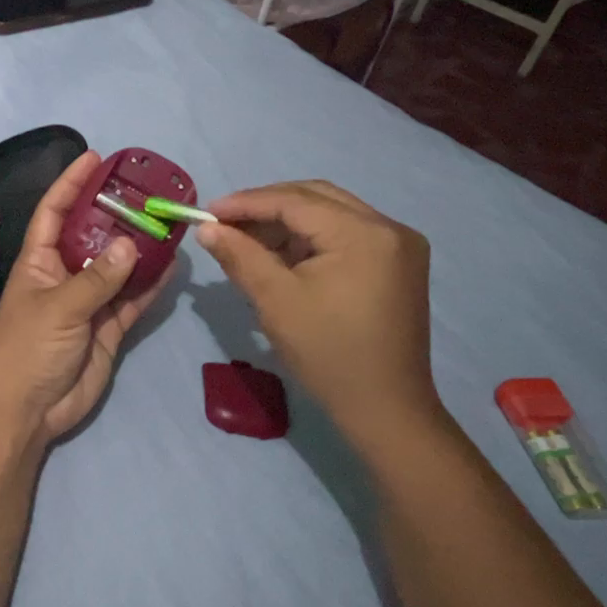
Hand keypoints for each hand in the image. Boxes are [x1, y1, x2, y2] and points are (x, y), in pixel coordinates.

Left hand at [0, 152, 175, 442]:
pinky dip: (151, 285)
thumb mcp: (59, 307)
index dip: (71, 184)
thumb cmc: (28, 348)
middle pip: (93, 236)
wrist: (29, 410)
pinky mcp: (108, 329)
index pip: (54, 212)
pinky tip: (174, 264)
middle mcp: (64, 275)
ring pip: (119, 267)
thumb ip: (97, 278)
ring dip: (142, 248)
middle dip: (117, 214)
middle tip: (149, 191)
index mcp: (39, 261)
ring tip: (170, 222)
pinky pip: (133, 300)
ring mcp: (88, 302)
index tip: (95, 157)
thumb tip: (132, 245)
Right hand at [195, 181, 438, 444]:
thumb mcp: (275, 301)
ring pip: (331, 212)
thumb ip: (240, 255)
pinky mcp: (398, 264)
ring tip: (247, 239)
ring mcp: (400, 246)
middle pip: (316, 197)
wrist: (385, 409)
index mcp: (364, 234)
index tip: (207, 212)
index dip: (246, 203)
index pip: (295, 201)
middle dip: (266, 205)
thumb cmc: (327, 354)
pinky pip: (346, 232)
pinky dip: (310, 237)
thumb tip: (206, 227)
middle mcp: (389, 228)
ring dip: (287, 220)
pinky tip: (281, 255)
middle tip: (224, 222)